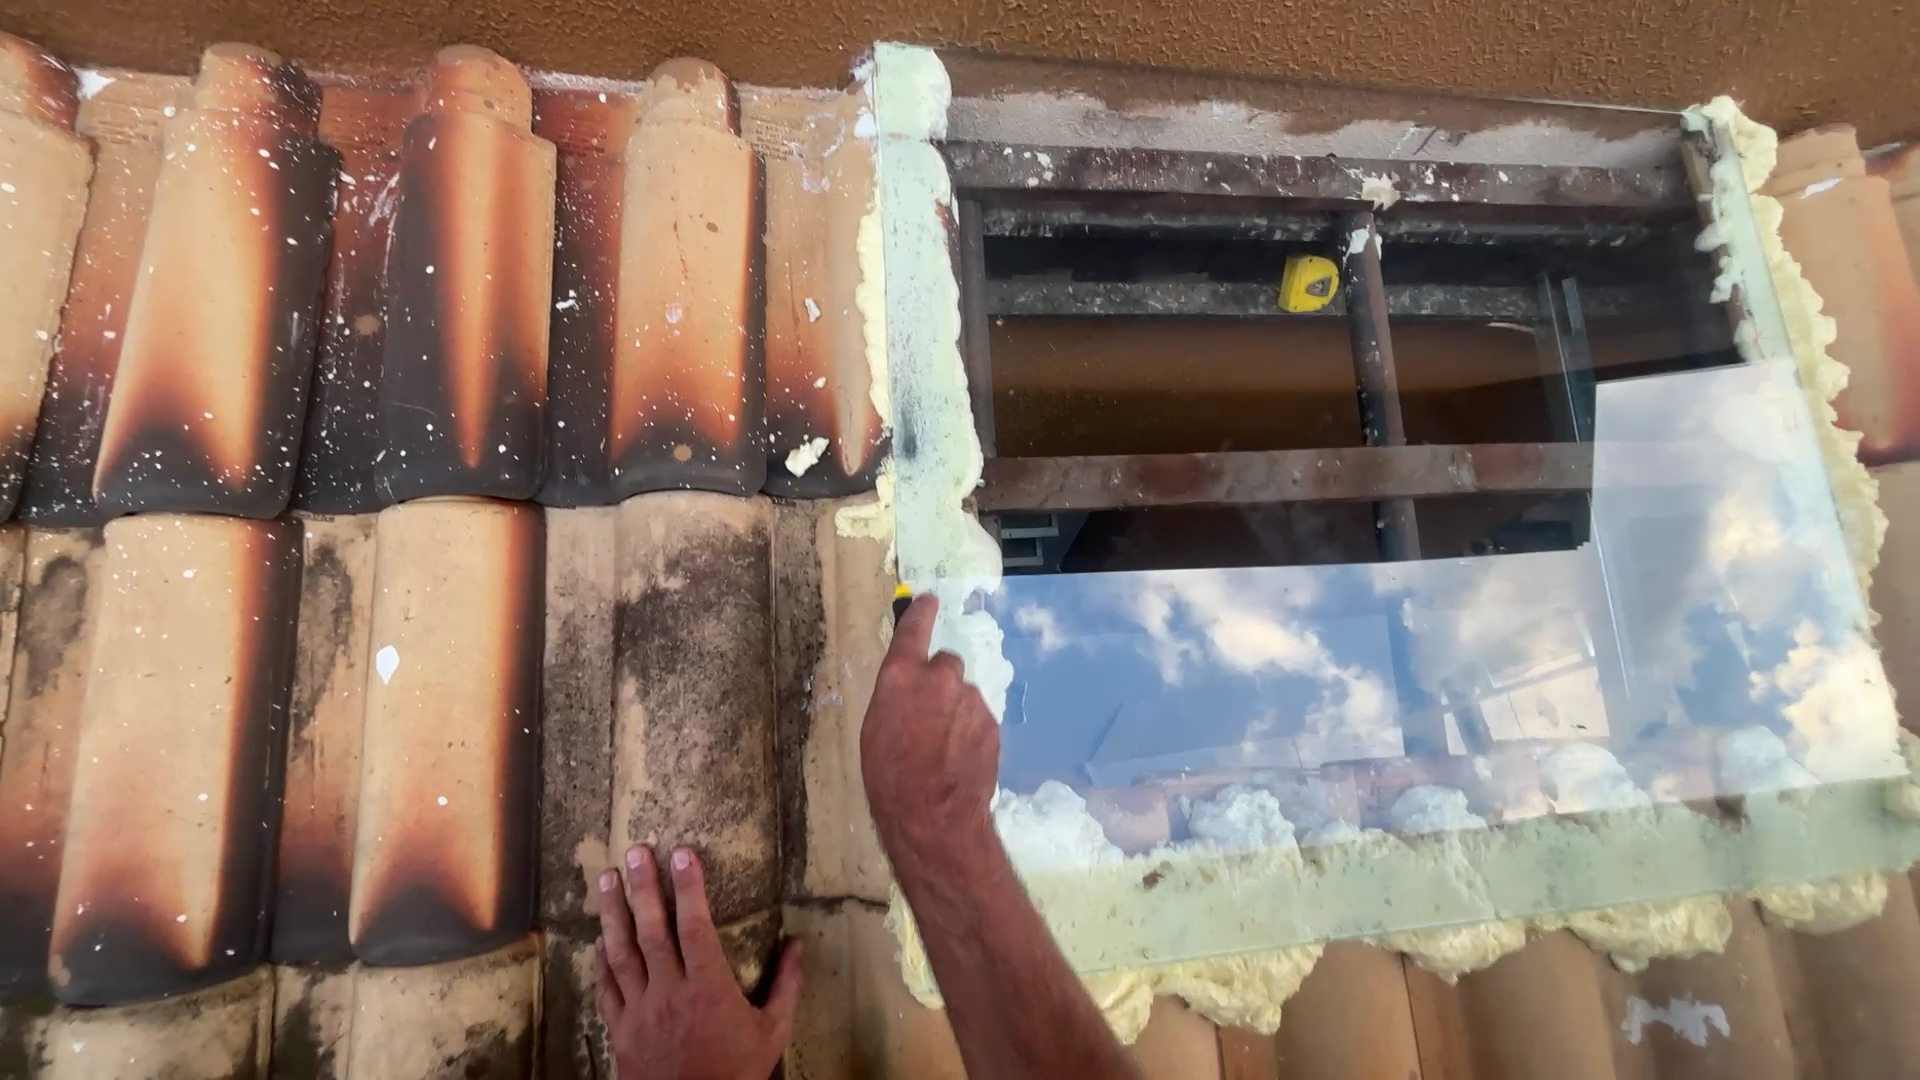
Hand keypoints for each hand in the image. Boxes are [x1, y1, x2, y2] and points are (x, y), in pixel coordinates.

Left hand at [595, 845, 802, 1079]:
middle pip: (651, 931)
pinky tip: (599, 937)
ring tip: (606, 878)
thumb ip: (785, 985)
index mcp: (707, 987)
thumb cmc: (736, 1074)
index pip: (695, 926)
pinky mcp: (620, 1033)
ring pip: (621, 954)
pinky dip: (601, 961)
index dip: (689, 888)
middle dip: (642, 888)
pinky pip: (606, 990)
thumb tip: (797, 942)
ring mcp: (639, 1013)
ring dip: (613, 913)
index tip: (683, 854)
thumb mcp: (772, 1032)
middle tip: (635, 851)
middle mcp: (668, 993)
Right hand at [861, 594, 1001, 876]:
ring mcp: (970, 698)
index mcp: (901, 676)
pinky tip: (959, 759)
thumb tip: (908, 690)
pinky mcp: (991, 721)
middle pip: (944, 664)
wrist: (933, 816)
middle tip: (928, 716)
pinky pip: (978, 718)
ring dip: (955, 711)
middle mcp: (939, 677)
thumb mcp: (875, 729)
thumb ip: (895, 698)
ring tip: (942, 749)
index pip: (914, 629)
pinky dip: (970, 731)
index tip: (929, 600)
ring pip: (963, 695)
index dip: (921, 612)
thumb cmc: (888, 776)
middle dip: (938, 683)